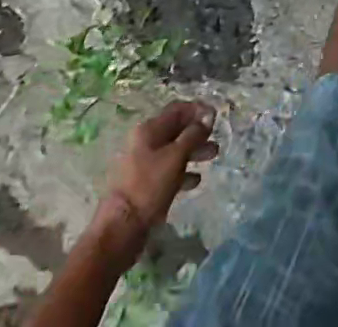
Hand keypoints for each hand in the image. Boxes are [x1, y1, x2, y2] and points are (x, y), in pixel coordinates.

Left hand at [98, 100, 219, 233]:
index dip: (198, 109)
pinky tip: (195, 180)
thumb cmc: (149, 186)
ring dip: (194, 151)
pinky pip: (169, 170)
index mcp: (149, 130)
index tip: (216, 117)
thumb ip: (193, 134)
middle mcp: (145, 142)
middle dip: (198, 132)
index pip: (177, 109)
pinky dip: (183, 172)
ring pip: (174, 150)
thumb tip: (208, 117)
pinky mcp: (146, 184)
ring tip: (212, 156)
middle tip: (215, 139)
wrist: (121, 228)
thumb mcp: (176, 156)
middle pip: (177, 129)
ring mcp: (144, 164)